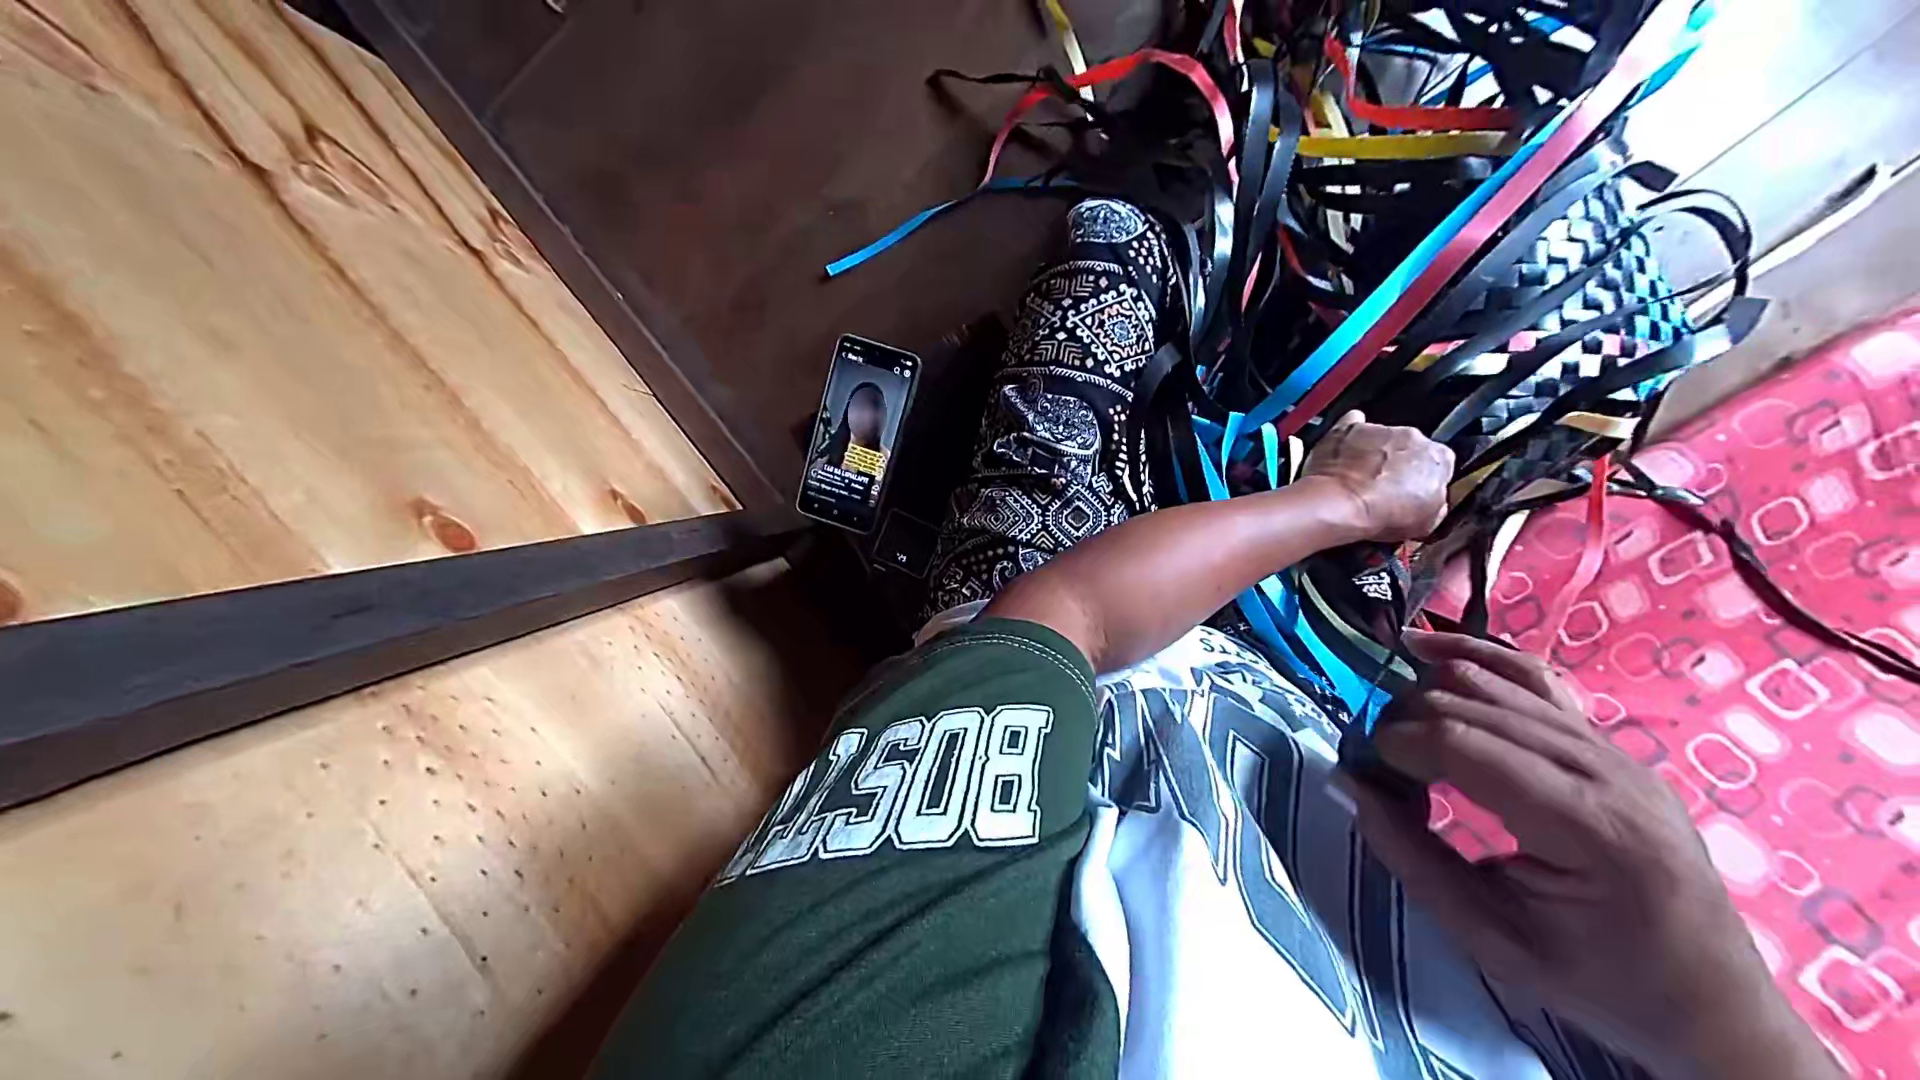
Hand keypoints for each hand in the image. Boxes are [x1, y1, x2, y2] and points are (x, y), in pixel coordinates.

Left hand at [1299, 411, 1452, 542]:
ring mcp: (1378, 429)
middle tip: (1380, 487)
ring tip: (1356, 476)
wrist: (1341, 504)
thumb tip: (1432, 503)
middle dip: (1397, 463)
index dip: (1423, 479)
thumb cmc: (1383, 514)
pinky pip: (1351, 425)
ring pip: (1379, 438)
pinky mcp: (1346, 430)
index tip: (1410, 493)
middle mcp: (1411, 435)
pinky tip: (1341, 450)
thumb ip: (1436, 504)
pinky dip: (1347, 436)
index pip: (1439, 463)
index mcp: (1439, 456)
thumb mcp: (1426, 523)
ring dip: (1372, 452)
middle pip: (1408, 447)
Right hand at [1344, 631, 1840, 1079]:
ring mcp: (1614, 750)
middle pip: (1474, 705)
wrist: (1711, 1004)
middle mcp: (1610, 770)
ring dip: (1427, 691)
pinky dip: (1475, 658)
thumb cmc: (1599, 981)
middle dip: (1405, 719)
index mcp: (1593, 827)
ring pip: (1496, 683)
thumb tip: (1349, 781)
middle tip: (1375, 755)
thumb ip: (1410, 856)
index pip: (1467, 744)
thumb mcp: (1491, 939)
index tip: (1363, 768)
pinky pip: (1532, 679)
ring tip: (1390, 719)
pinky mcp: (1608, 745)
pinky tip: (1428, 650)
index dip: (1398, 743)